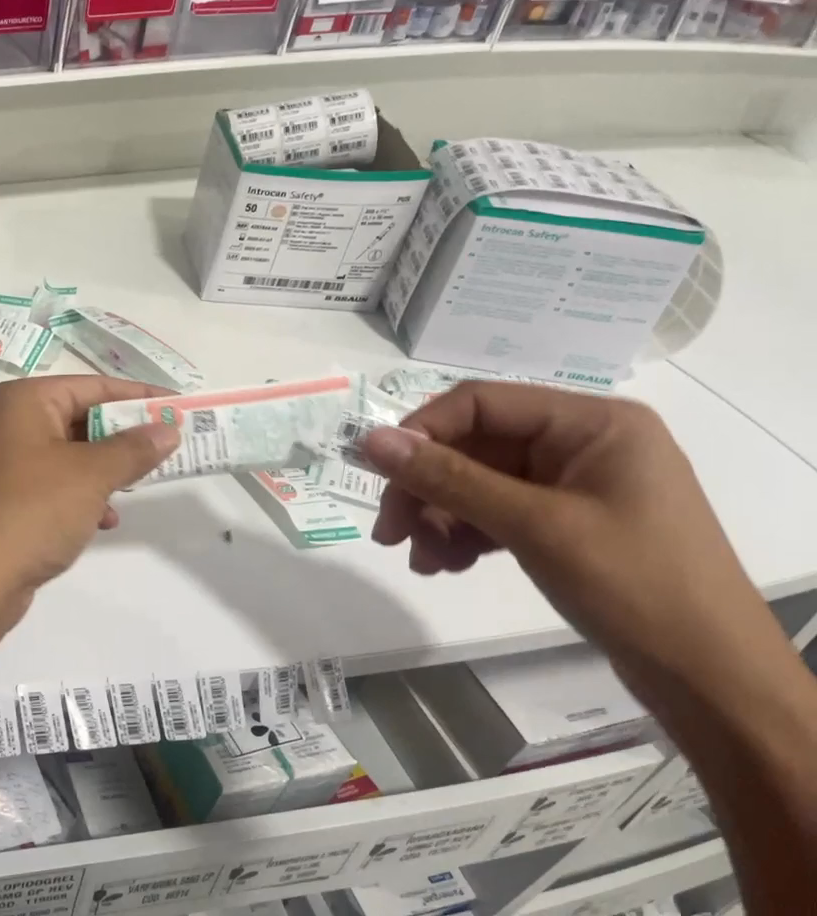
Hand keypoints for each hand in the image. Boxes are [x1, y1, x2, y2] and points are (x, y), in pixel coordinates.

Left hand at [0, 375, 182, 594]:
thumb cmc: (31, 510)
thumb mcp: (91, 475)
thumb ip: (132, 449)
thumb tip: (167, 428)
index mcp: (22, 401)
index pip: (91, 386)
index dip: (137, 396)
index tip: (181, 408)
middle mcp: (7, 423)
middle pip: (78, 418)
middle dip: (122, 437)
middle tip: (170, 450)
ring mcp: (3, 462)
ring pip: (69, 455)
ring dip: (104, 471)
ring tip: (138, 487)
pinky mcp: (5, 499)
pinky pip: (54, 486)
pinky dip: (82, 497)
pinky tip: (103, 521)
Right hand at [361, 381, 774, 679]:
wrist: (712, 678)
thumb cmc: (635, 585)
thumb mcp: (533, 525)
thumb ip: (448, 478)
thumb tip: (370, 440)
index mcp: (592, 424)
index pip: (479, 403)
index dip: (422, 432)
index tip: (377, 475)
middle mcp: (583, 442)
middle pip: (471, 447)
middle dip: (425, 490)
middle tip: (389, 533)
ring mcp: (575, 484)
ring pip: (475, 482)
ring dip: (439, 519)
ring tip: (423, 561)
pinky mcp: (567, 521)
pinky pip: (494, 512)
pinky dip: (463, 535)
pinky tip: (447, 565)